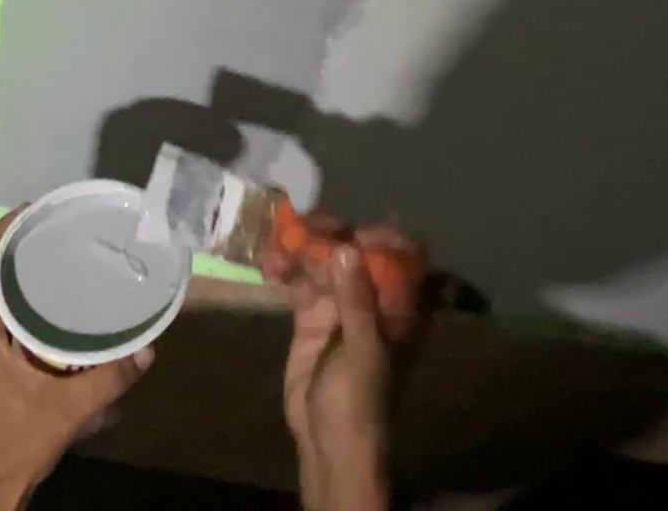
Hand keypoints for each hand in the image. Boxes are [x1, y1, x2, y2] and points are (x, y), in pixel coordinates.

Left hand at [0, 207, 153, 510]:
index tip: (31, 207)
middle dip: (16, 243)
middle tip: (54, 222)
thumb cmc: (19, 440)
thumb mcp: (68, 409)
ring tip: (53, 245)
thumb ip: (108, 378)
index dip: (3, 232)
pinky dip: (17, 292)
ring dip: (15, 267)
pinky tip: (48, 291)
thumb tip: (147, 348)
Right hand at [284, 245, 393, 510]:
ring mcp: (338, 304)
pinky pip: (298, 279)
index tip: (350, 228)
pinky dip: (283, 267)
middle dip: (330, 233)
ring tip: (278, 243)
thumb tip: (345, 249)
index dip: (380, 235)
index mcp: (396, 307)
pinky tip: (268, 265)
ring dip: (300, 246)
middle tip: (301, 226)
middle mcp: (370, 298)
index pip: (398, 258)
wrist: (328, 441)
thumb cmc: (360, 402)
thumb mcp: (363, 352)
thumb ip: (356, 302)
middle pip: (354, 251)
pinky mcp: (309, 314)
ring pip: (322, 260)